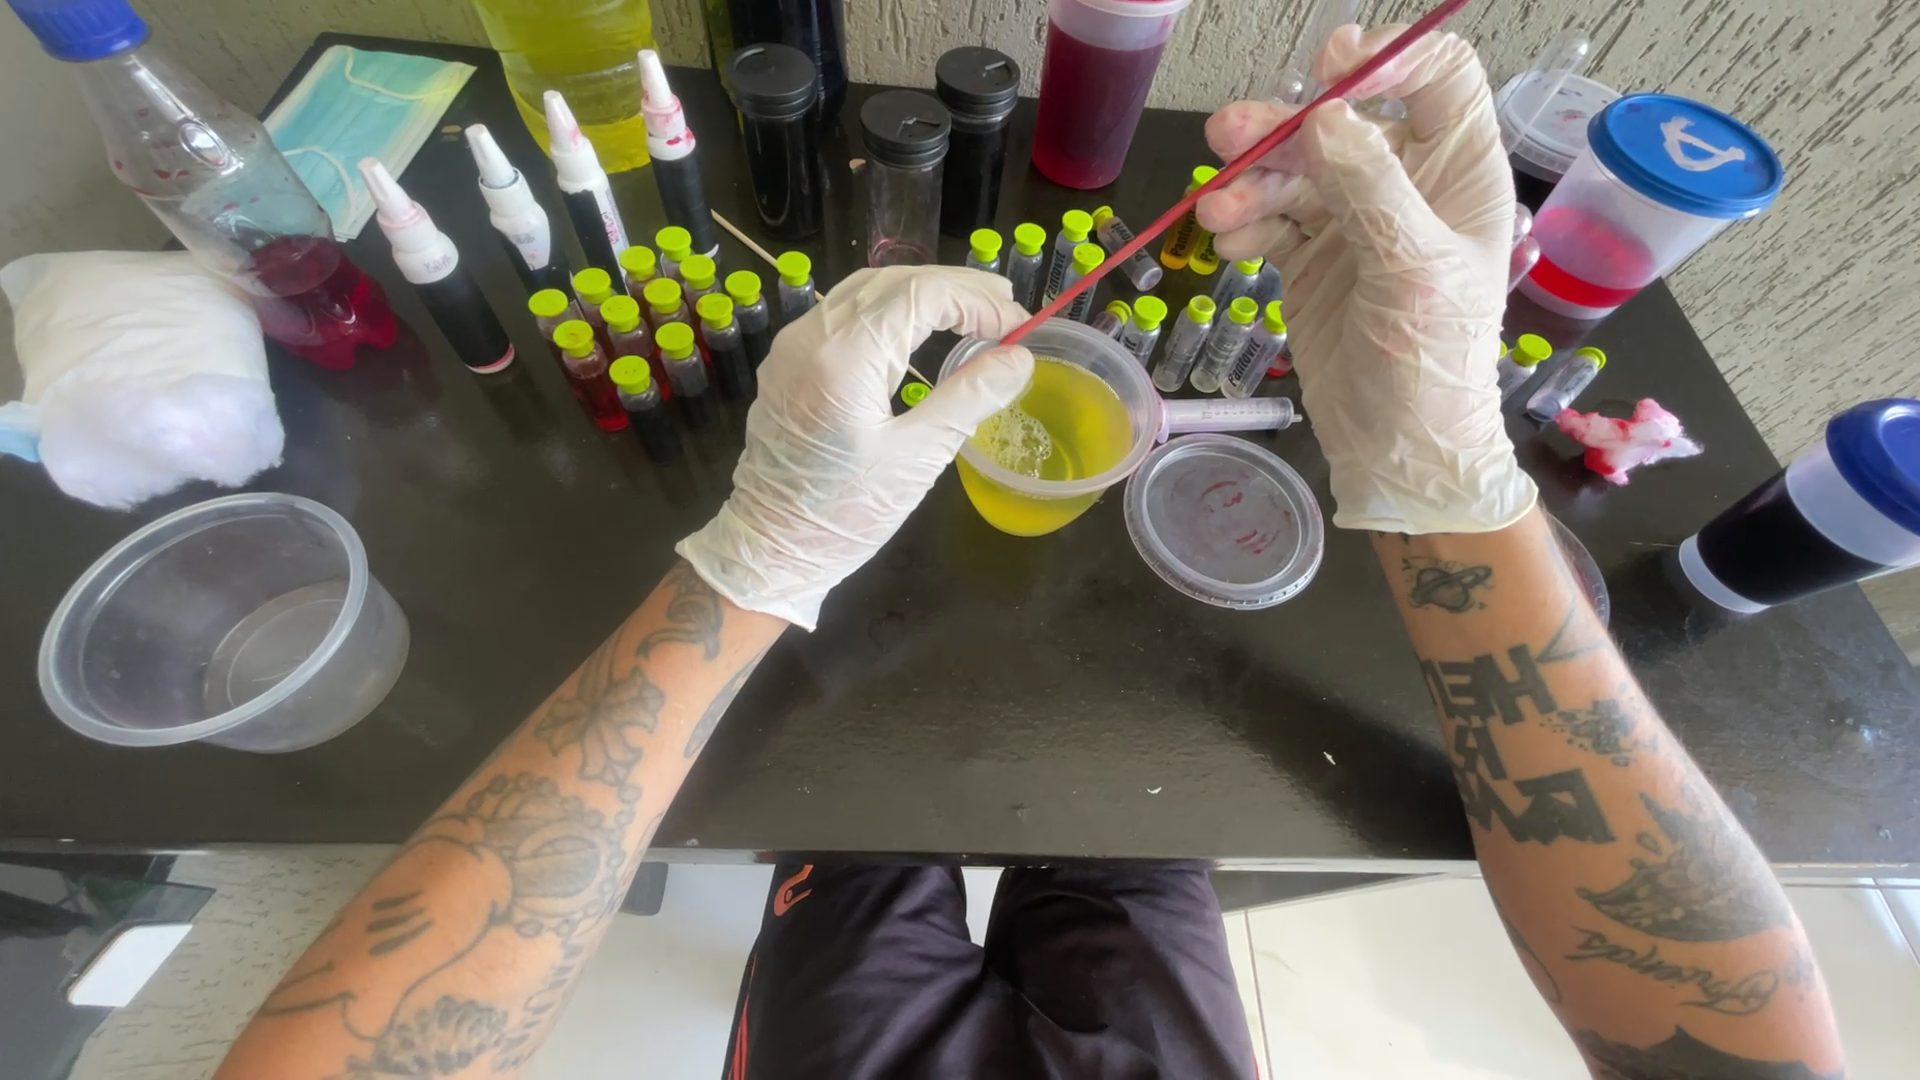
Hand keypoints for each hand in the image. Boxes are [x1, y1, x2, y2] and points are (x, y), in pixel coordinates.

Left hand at [677, 267, 1032, 629]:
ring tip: (972, 309)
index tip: (1018, 326)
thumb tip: (1019, 358)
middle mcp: (811, 334)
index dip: (977, 301)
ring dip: (923, 293)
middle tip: (1006, 306)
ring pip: (866, 292)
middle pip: (894, 282)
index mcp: (843, 356)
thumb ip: (969, 398)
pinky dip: (890, 311)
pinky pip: (844, 315)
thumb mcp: (916, 460)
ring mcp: (793, 346)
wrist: (771, 547)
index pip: (922, 295)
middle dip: (955, 289)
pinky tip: (918, 329)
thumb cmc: (844, 514)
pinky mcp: (789, 363)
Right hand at [1196, 25, 1535, 533]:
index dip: (1384, 63)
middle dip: (1282, 131)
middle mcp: (1402, 190)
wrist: (1393, 444)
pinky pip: (1270, 226)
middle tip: (1224, 138)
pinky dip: (1245, 229)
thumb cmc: (1429, 359)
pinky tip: (1228, 246)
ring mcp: (1349, 228)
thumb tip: (1323, 118)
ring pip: (1293, 179)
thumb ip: (1372, 188)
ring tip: (1213, 214)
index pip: (1433, 80)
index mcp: (1456, 174)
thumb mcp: (1413, 268)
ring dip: (1249, 187)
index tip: (1325, 75)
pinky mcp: (1307, 264)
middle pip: (1339, 128)